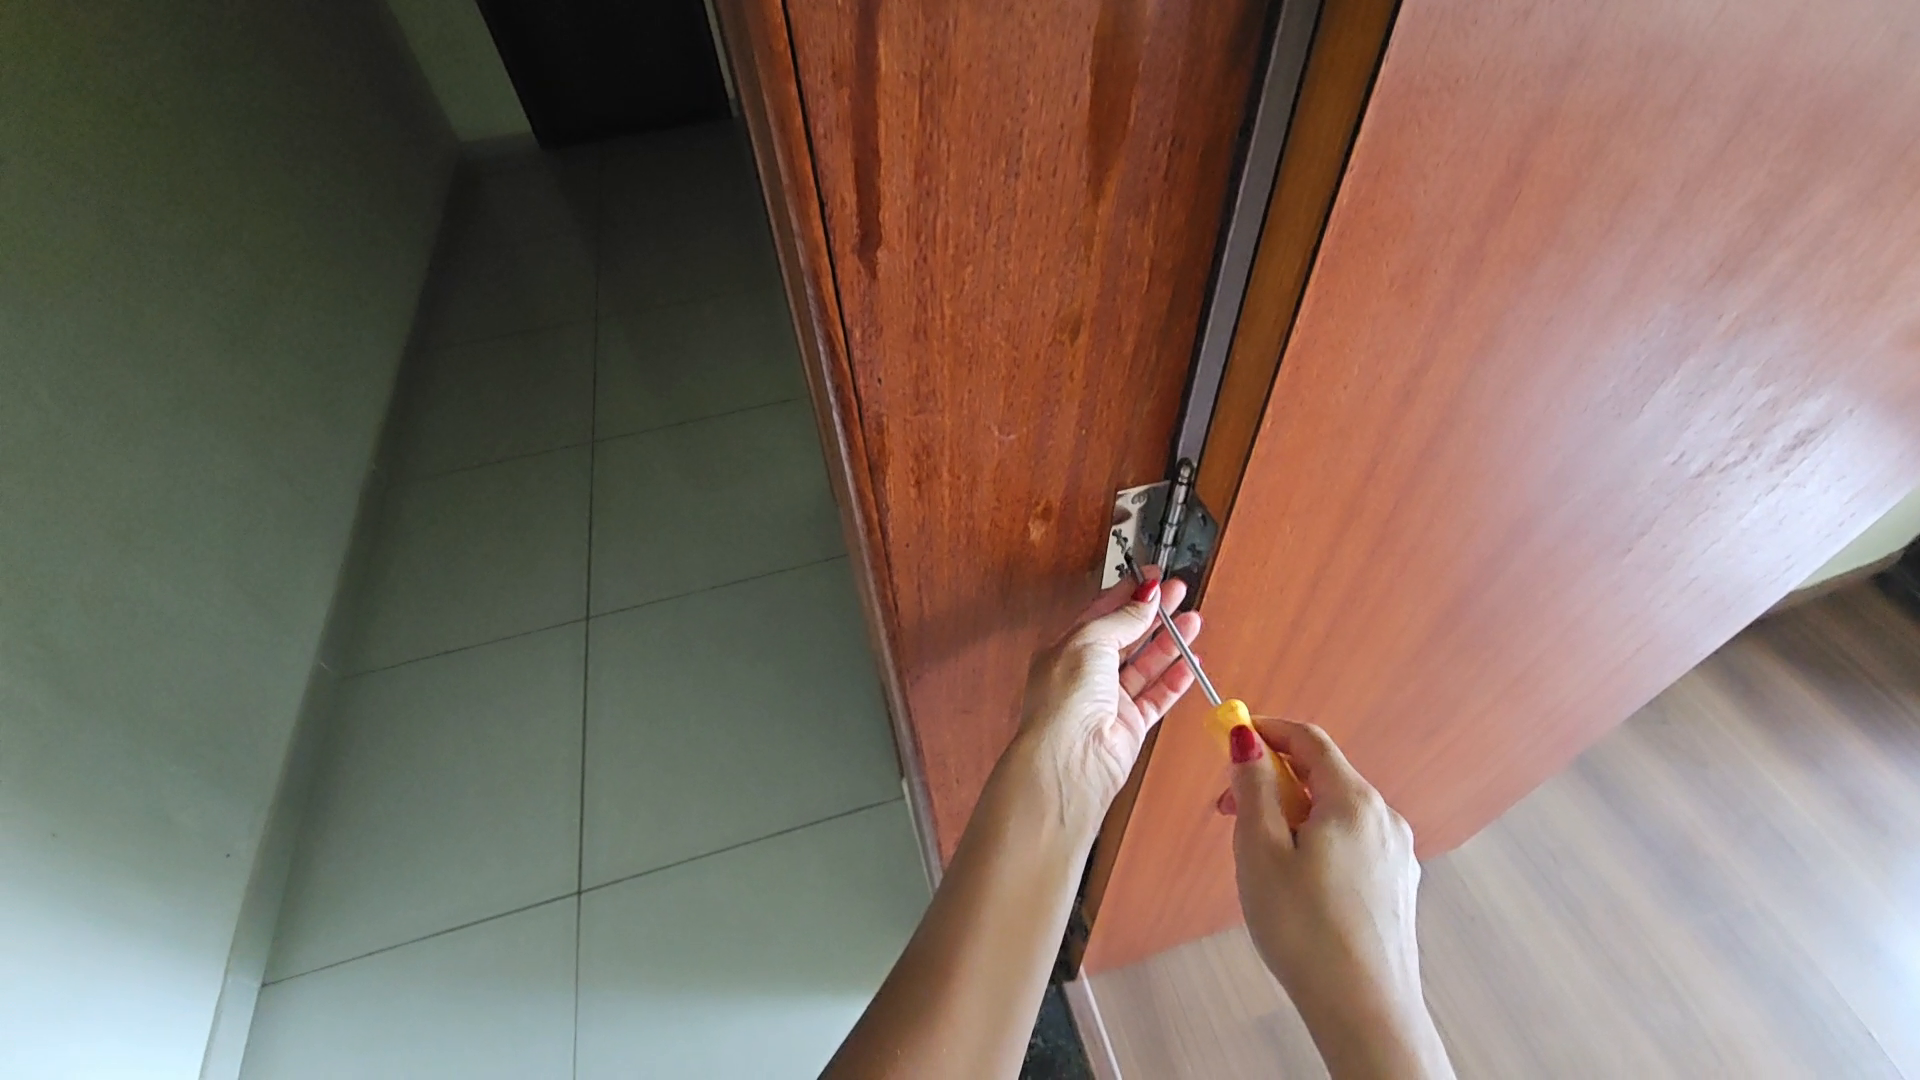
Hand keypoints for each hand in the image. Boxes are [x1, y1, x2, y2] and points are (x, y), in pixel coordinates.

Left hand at [1006, 571, 1201, 842]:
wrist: (1071, 759)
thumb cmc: (1067, 697)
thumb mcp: (1090, 642)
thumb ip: (1121, 619)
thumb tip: (1146, 597)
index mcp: (1066, 649)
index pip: (1100, 613)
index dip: (1127, 594)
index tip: (1153, 576)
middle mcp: (1086, 673)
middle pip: (1126, 636)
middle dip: (1154, 614)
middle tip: (1180, 591)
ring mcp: (1109, 700)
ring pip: (1146, 664)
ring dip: (1170, 642)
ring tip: (1194, 620)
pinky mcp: (1131, 724)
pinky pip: (1158, 696)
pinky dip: (1176, 678)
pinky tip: (1193, 661)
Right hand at [1220, 718, 1454, 1079]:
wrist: (1366, 1014)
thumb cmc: (1305, 930)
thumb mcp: (1260, 848)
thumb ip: (1253, 786)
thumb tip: (1246, 739)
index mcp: (1353, 801)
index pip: (1308, 739)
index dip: (1266, 730)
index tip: (1230, 736)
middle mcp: (1384, 819)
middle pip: (1321, 773)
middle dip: (1272, 778)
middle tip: (1230, 806)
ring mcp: (1396, 854)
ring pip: (1334, 809)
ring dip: (1290, 811)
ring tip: (1258, 851)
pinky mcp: (1396, 884)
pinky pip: (1349, 839)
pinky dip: (1314, 837)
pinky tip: (1294, 879)